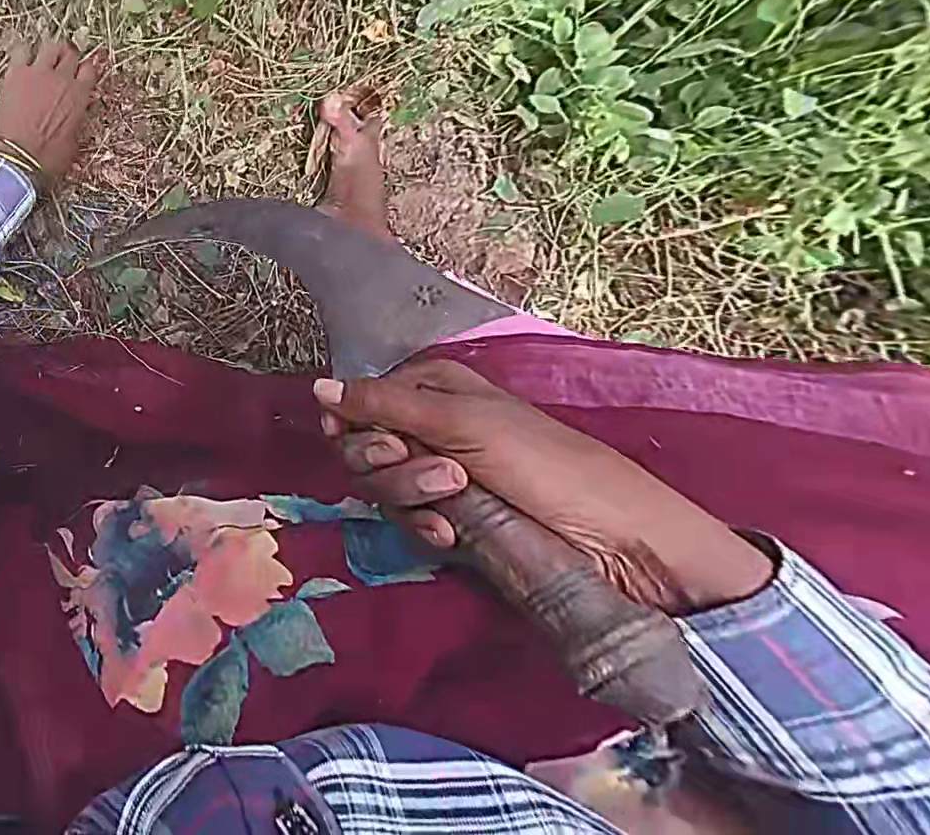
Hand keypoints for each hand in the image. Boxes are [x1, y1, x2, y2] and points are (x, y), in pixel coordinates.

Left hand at [0, 36, 105, 184]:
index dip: (84, 71)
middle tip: (60, 66)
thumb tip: (77, 112)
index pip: (89, 69)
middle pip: (71, 53)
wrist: (20, 158)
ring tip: (44, 61)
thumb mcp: (74, 140)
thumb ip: (77, 118)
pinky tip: (22, 63)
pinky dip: (24, 54)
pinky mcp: (16, 74)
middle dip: (67, 59)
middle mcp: (62, 78)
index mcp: (80, 95)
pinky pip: (21, 51)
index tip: (79, 75)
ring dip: (49, 52)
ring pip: (50, 46)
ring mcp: (38, 73)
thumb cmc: (49, 157)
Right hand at [312, 361, 772, 614]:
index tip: (378, 440)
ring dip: (410, 492)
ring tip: (459, 496)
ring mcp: (428, 473)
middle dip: (388, 462)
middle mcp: (421, 426)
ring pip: (374, 482)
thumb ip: (379, 403)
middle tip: (438, 471)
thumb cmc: (542, 462)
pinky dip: (422, 525)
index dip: (353, 424)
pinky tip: (454, 532)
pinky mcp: (440, 516)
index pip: (353, 401)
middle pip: (357, 444)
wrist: (614, 541)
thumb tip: (316, 387)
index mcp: (426, 389)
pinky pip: (399, 518)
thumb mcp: (457, 419)